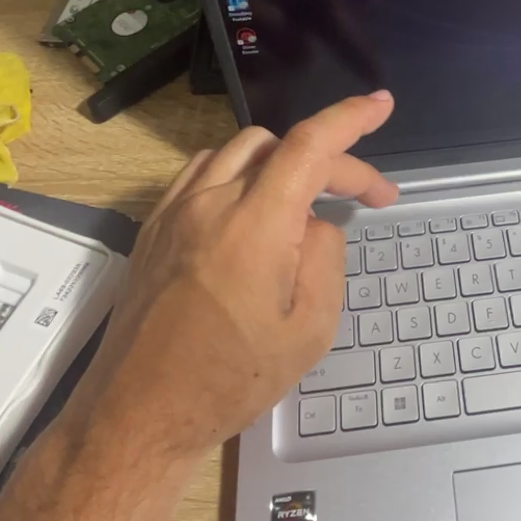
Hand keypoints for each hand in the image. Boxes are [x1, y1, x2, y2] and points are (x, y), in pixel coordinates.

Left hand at [67, 92, 399, 457]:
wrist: (138, 415)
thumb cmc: (229, 380)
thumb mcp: (309, 330)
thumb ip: (325, 257)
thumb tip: (315, 223)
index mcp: (256, 225)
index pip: (311, 145)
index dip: (352, 117)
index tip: (382, 105)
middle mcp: (212, 201)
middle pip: (281, 145)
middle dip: (331, 161)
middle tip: (361, 197)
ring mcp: (176, 210)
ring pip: (240, 149)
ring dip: (283, 161)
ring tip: (306, 201)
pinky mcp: (154, 225)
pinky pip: (203, 170)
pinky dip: (240, 171)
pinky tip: (252, 206)